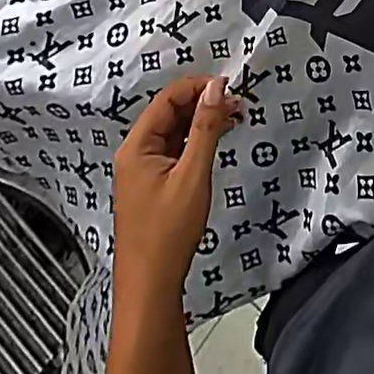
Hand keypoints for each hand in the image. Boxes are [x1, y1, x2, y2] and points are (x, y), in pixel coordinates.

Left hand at [113, 75, 241, 293]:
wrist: (150, 287)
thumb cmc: (168, 233)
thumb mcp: (193, 174)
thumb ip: (205, 127)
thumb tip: (216, 88)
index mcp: (137, 146)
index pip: (168, 99)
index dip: (198, 87)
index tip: (229, 86)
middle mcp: (136, 152)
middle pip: (170, 112)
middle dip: (203, 102)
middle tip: (237, 102)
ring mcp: (143, 168)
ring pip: (175, 130)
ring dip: (202, 120)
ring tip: (234, 116)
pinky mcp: (154, 182)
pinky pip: (176, 148)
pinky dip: (197, 139)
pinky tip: (218, 138)